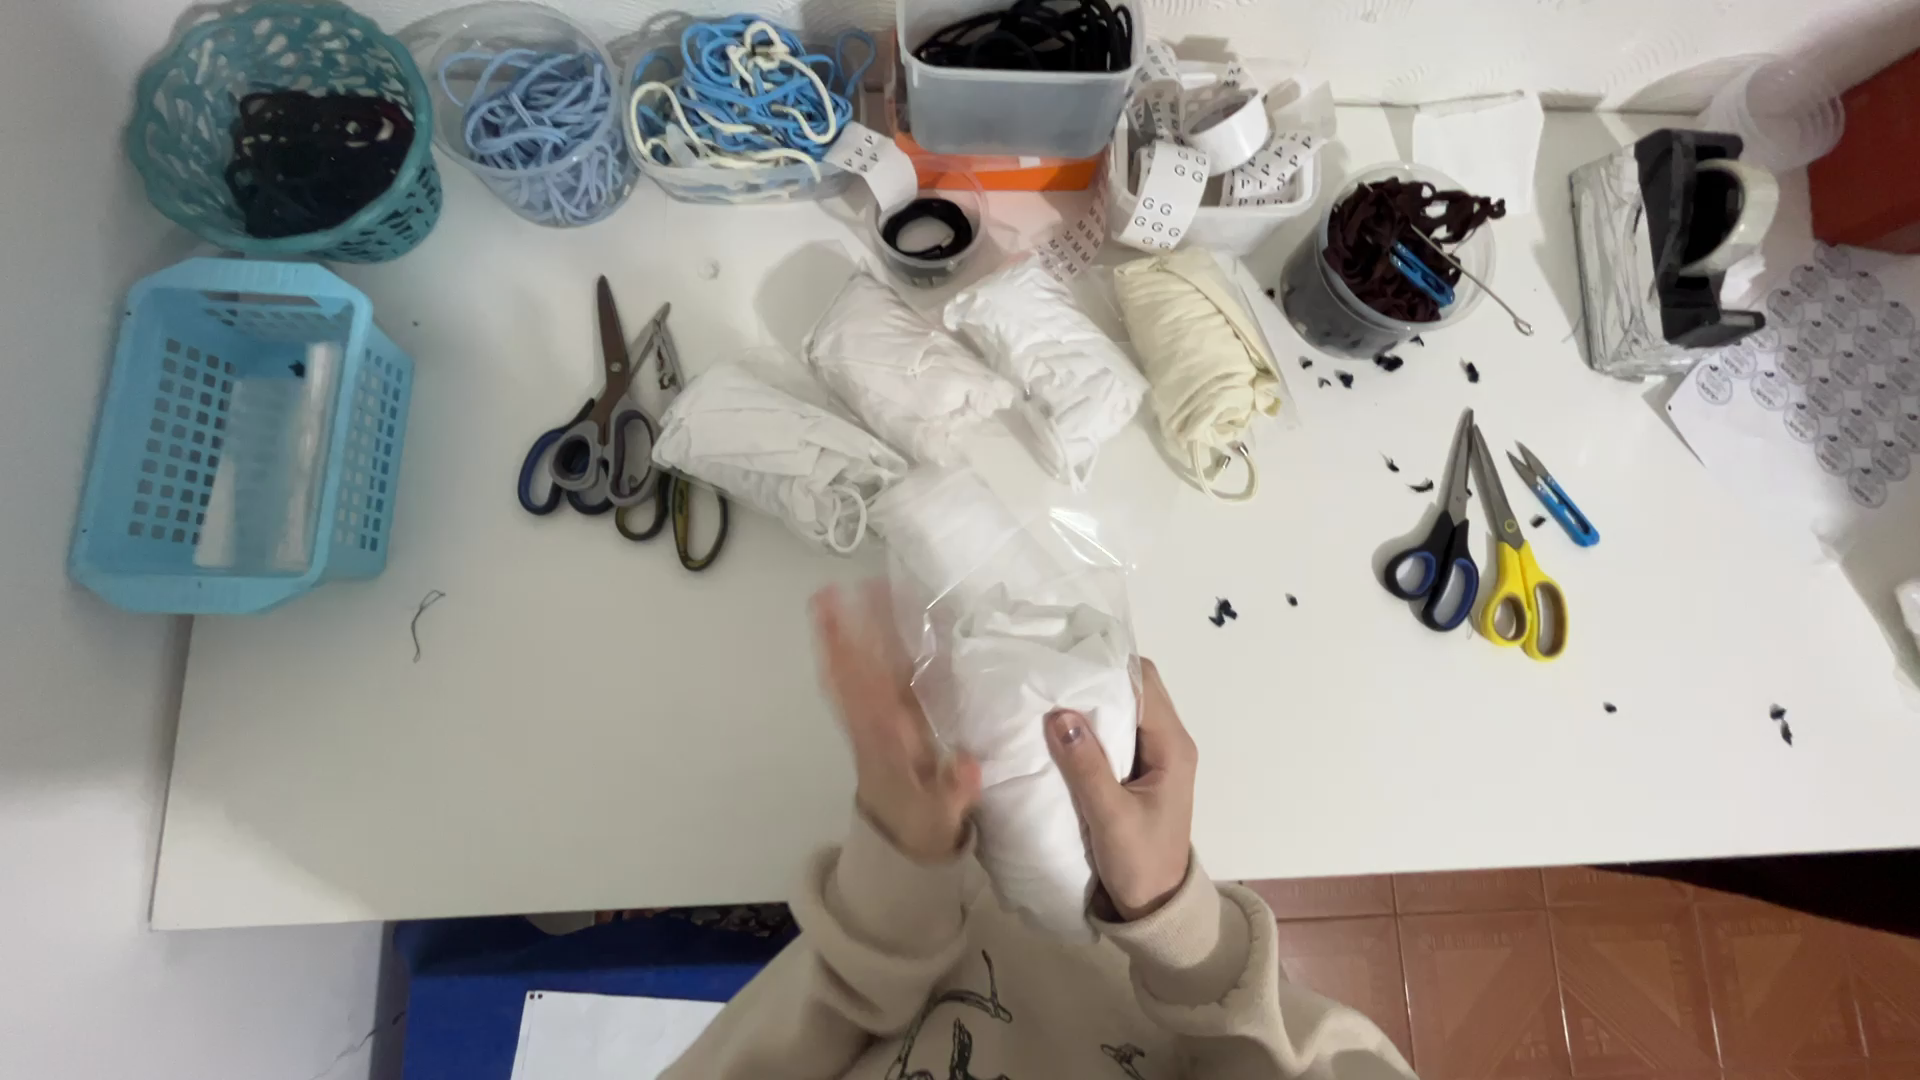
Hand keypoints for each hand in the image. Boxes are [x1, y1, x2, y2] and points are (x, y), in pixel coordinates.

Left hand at [811, 581, 981, 862]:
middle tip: (843, 590)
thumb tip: (967, 764)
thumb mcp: (943, 814)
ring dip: (834, 635)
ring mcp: (865, 716)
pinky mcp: (867, 714)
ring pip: (845, 671)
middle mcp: (870, 723)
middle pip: (854, 674)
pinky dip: (837, 651)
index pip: (876, 697)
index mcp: (889, 742)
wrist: (898, 833)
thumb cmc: (923, 819)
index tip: (872, 630)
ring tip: (826, 595)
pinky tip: (832, 623)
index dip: (872, 664)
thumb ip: (955, 790)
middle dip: (848, 634)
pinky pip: (845, 679)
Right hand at [1044, 658, 1195, 920]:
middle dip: (1095, 677)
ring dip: (1090, 700)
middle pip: (1134, 688)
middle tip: (1051, 675)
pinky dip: (1090, 722)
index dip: (1108, 666)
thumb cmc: (1141, 864)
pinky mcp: (1138, 768)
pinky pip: (1115, 730)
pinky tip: (1060, 726)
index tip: (1066, 661)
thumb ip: (1087, 767)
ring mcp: (1154, 755)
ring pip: (1123, 707)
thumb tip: (1059, 714)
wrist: (1156, 910)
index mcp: (1172, 747)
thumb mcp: (1110, 819)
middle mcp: (1168, 742)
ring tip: (1049, 694)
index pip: (1144, 683)